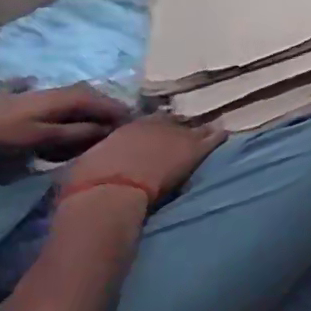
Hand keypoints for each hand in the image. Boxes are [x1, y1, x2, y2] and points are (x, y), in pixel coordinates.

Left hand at [0, 85, 130, 160]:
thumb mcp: (40, 139)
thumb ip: (80, 134)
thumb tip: (112, 131)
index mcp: (78, 98)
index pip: (119, 110)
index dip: (124, 128)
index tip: (118, 148)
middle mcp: (71, 91)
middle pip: (103, 110)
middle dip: (102, 129)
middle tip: (90, 151)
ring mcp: (50, 94)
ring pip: (83, 111)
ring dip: (83, 128)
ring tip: (70, 148)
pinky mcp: (32, 101)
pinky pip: (61, 112)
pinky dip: (63, 121)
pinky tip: (53, 130)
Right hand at [62, 115, 226, 205]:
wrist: (111, 192)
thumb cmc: (86, 180)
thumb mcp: (91, 156)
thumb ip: (107, 147)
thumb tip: (109, 150)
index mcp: (128, 125)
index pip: (148, 118)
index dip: (153, 126)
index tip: (155, 132)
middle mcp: (156, 125)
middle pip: (173, 121)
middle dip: (174, 127)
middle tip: (176, 136)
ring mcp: (179, 135)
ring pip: (195, 127)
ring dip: (196, 131)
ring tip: (202, 133)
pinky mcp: (195, 149)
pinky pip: (214, 137)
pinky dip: (218, 134)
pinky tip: (223, 133)